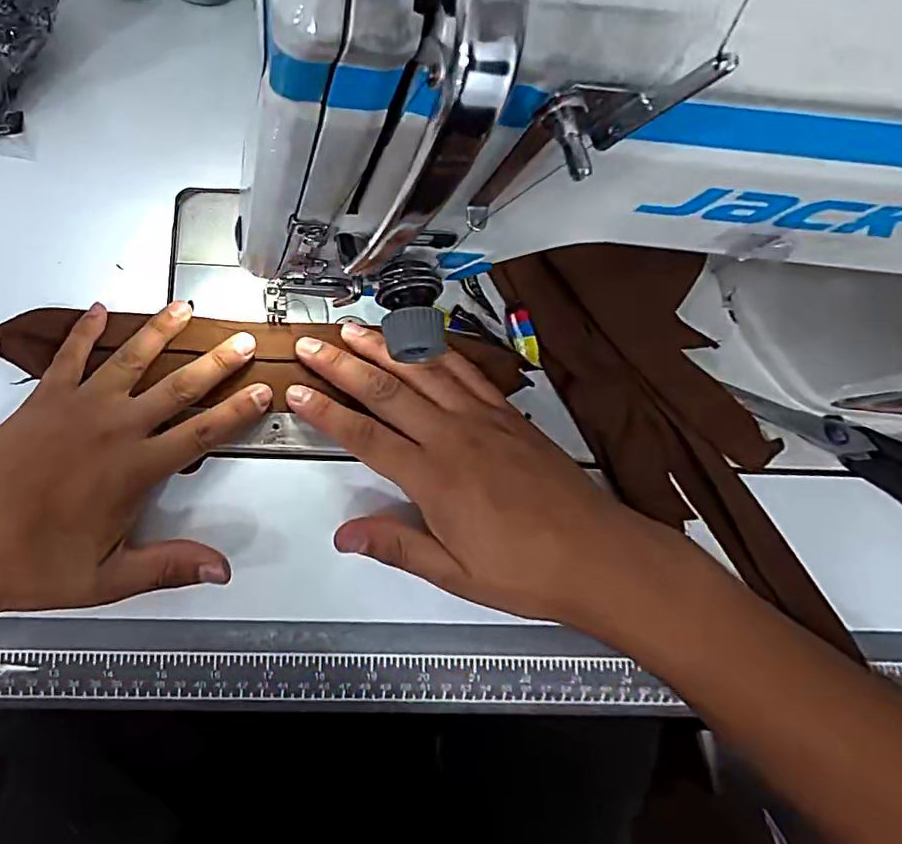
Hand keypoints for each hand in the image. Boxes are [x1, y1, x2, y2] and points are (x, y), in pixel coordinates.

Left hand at [0, 302, 269, 651]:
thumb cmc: (31, 562)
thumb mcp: (106, 577)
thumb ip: (166, 566)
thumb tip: (220, 568)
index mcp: (135, 470)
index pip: (201, 434)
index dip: (236, 411)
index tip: (262, 392)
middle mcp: (114, 429)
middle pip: (178, 387)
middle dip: (216, 363)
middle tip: (240, 341)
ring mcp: (78, 407)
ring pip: (131, 359)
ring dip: (161, 331)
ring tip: (184, 308)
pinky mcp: (44, 399)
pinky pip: (70, 355)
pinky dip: (86, 330)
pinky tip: (100, 310)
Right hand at [287, 323, 702, 638]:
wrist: (601, 556)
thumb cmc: (531, 568)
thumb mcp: (454, 572)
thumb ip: (396, 545)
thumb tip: (347, 536)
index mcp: (435, 478)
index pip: (365, 434)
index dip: (326, 411)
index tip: (299, 392)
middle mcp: (454, 438)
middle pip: (386, 390)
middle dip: (342, 365)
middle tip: (312, 346)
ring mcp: (482, 420)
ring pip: (422, 371)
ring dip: (384, 347)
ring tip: (355, 330)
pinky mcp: (506, 415)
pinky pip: (466, 372)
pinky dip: (439, 351)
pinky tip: (422, 340)